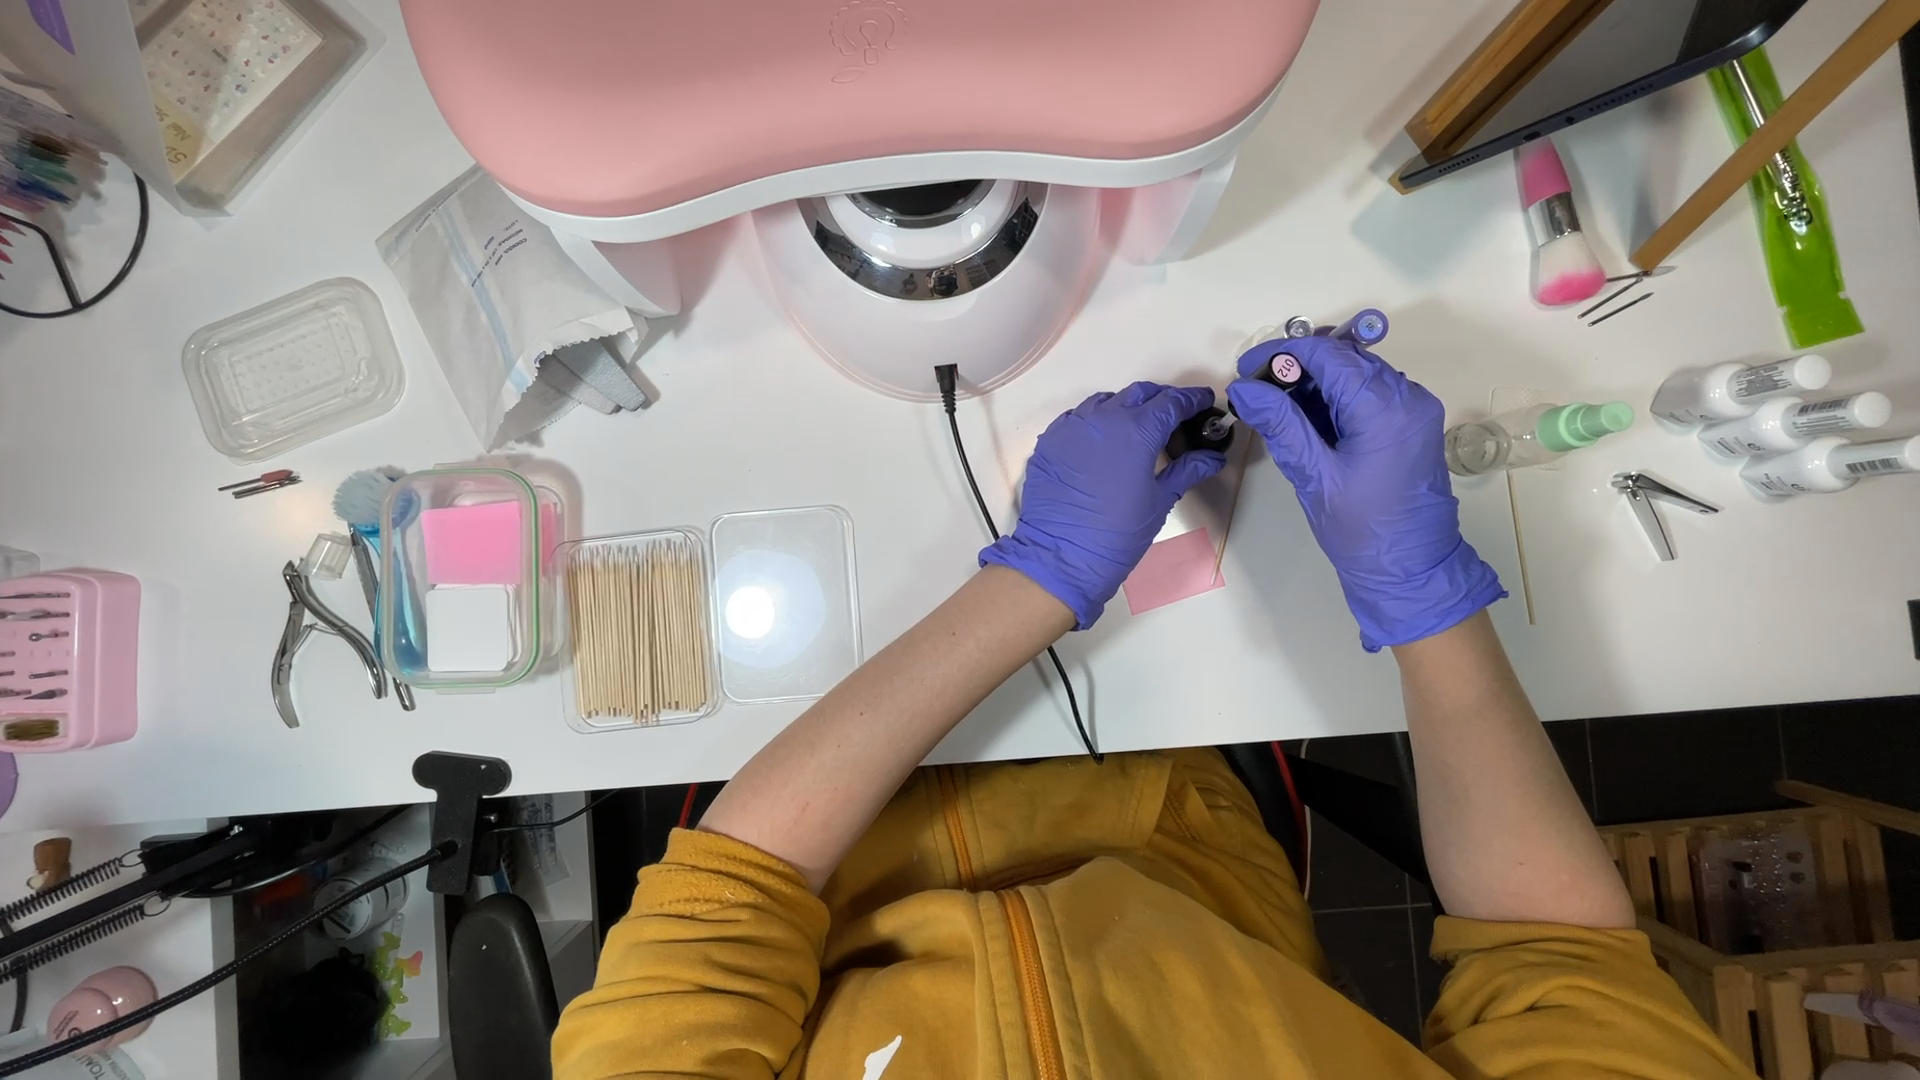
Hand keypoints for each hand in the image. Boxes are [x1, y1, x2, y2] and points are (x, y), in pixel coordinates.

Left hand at [981, 382, 1225, 628]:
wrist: (1061, 555)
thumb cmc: (1118, 533)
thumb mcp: (1159, 501)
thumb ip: (1186, 471)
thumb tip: (1212, 458)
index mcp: (1137, 430)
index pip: (1171, 402)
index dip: (1191, 399)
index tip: (1203, 400)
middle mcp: (1103, 418)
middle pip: (1137, 394)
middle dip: (1159, 399)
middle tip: (1172, 413)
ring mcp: (1071, 427)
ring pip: (1104, 402)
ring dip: (1124, 407)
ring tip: (1135, 425)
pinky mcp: (1049, 441)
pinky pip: (1076, 419)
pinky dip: (1094, 422)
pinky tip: (1100, 440)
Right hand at [1225, 336, 1502, 649]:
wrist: (1409, 569)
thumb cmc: (1358, 529)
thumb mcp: (1312, 475)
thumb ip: (1280, 425)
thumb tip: (1242, 388)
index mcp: (1386, 408)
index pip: (1329, 355)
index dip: (1282, 352)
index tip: (1244, 367)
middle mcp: (1408, 397)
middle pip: (1345, 357)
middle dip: (1296, 364)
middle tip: (1254, 388)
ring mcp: (1413, 408)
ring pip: (1356, 371)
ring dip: (1313, 378)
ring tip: (1274, 402)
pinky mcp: (1410, 422)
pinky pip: (1368, 392)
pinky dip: (1334, 394)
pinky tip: (1305, 415)